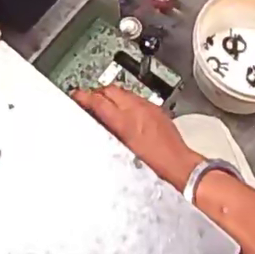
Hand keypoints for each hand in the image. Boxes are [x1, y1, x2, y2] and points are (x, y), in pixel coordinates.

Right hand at [71, 86, 202, 190]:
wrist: (178, 163)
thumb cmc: (153, 163)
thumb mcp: (122, 149)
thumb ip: (108, 131)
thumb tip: (98, 122)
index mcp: (125, 121)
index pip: (99, 101)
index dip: (84, 97)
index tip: (77, 96)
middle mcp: (137, 109)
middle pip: (111, 90)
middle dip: (98, 93)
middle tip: (89, 99)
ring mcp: (149, 107)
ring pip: (124, 92)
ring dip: (112, 96)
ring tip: (106, 105)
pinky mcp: (157, 109)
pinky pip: (137, 98)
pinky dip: (126, 101)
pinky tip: (126, 111)